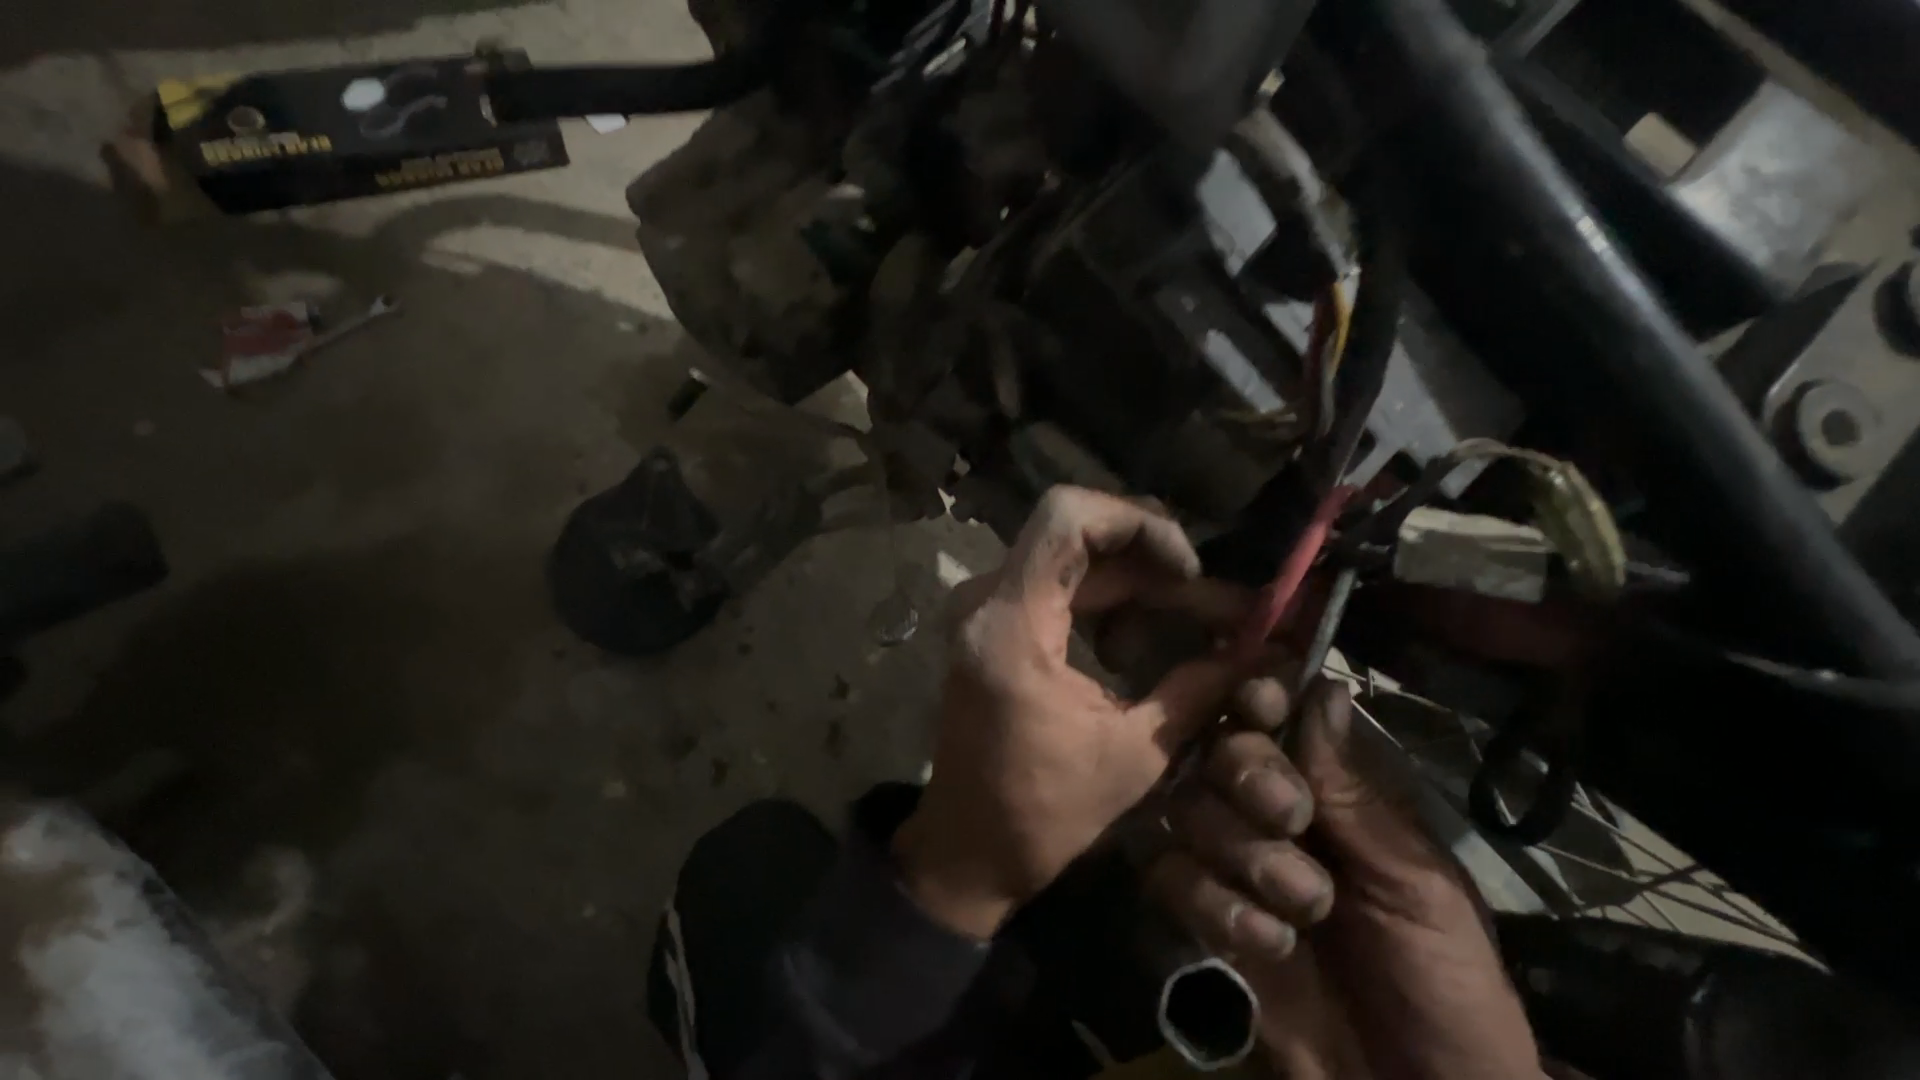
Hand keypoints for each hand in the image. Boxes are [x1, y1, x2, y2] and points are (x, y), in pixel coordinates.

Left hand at [892, 487, 1246, 938]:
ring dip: (1136, 582)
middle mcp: (987, 600)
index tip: (1189, 570)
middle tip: (1216, 606)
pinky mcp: (993, 624)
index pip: (1067, 517)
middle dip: (1155, 562)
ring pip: (1073, 557)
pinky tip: (1136, 643)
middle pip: (1078, 534)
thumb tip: (1263, 645)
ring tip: (1190, 625)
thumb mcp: (1135, 754)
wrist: (969, 847)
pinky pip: (1058, 584)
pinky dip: (1106, 600)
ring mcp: (985, 609)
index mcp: (1011, 625)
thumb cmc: (1044, 812)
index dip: (1138, 523)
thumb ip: (1199, 687)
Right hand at [1148, 676, 1542, 1079]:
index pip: (1276, 719)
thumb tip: (1321, 686)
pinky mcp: (1198, 915)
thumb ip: (1352, 792)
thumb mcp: (1415, 882)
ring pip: (1187, 811)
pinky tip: (1266, 943)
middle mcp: (1270, 814)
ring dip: (1241, 854)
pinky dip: (1212, 905)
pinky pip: (1167, 878)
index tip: (1258, 699)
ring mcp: (1230, 863)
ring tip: (1304, 909)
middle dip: (1249, 778)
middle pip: (1218, 753)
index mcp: (1331, 791)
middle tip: (1291, 819)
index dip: (1257, 699)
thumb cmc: (1443, 978)